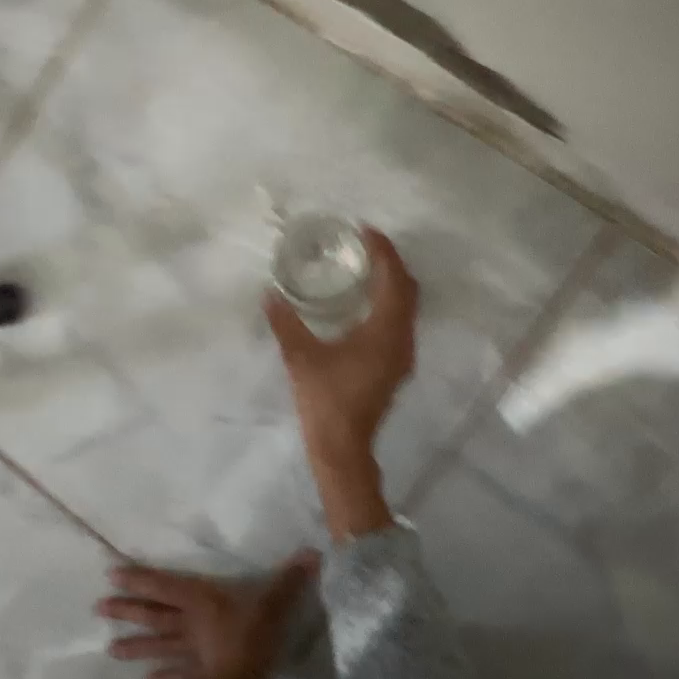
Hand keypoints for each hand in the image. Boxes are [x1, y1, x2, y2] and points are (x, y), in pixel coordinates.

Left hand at [96, 551, 319, 678]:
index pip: (163, 585)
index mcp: (200, 599)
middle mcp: (188, 624)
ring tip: (111, 649)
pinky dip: (164, 678)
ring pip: (157, 646)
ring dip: (135, 647)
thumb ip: (290, 577)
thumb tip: (312, 552)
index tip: (110, 575)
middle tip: (98, 609)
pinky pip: (178, 675)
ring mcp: (191, 652)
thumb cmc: (254, 633)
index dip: (138, 579)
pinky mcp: (199, 676)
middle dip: (126, 611)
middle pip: (152, 616)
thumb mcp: (274, 600)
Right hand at [264, 227, 418, 472]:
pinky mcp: (395, 366)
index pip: (394, 279)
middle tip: (365, 245)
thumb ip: (286, 323)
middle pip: (408, 289)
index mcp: (385, 331)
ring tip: (365, 267)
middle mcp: (402, 339)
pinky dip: (389, 303)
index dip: (384, 251)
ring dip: (392, 283)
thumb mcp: (301, 357)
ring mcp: (402, 355)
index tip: (366, 232)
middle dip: (391, 263)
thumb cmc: (325, 399)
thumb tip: (270, 294)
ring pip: (407, 307)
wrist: (343, 446)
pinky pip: (400, 322)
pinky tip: (365, 303)